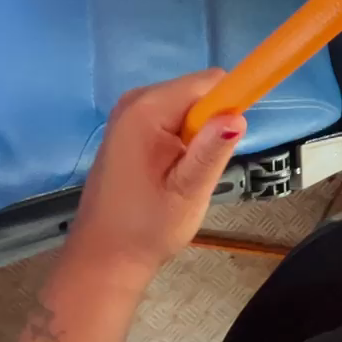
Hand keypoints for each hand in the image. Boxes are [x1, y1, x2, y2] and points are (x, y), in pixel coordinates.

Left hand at [67, 70, 246, 281]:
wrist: (103, 259)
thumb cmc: (146, 229)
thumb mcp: (188, 192)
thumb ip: (211, 151)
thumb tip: (237, 116)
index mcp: (147, 110)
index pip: (209, 82)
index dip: (229, 104)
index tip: (230, 141)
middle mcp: (136, 100)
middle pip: (198, 90)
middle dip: (211, 123)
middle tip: (200, 167)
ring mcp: (130, 111)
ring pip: (189, 103)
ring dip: (198, 133)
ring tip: (185, 172)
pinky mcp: (130, 124)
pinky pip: (173, 115)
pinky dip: (183, 137)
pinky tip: (171, 170)